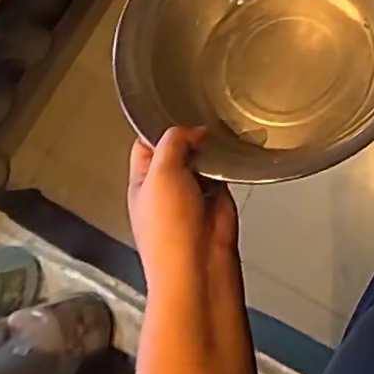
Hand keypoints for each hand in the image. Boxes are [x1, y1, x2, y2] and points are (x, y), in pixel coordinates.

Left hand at [128, 127, 237, 284]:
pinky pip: (222, 169)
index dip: (160, 126)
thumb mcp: (161, 173)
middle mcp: (165, 185)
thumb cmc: (170, 226)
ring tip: (220, 134)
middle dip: (191, 135)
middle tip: (205, 121)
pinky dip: (227, 162)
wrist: (199, 262)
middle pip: (177, 147)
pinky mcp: (216, 196)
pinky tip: (231, 152)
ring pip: (201, 157)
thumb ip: (174, 142)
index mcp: (142, 181)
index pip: (147, 142)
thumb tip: (194, 131)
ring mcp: (191, 191)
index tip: (179, 110)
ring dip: (211, 148)